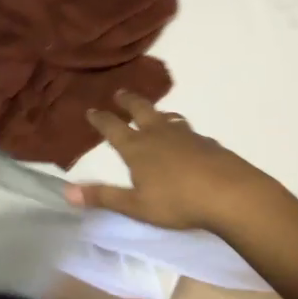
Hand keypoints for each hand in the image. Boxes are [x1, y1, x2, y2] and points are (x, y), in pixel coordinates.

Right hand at [63, 90, 279, 231]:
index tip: (91, 110)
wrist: (231, 195)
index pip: (112, 127)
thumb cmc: (178, 202)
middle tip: (120, 93)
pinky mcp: (209, 144)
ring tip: (156, 112)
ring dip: (157, 112)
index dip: (100, 118)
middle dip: (128, 101)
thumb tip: (66, 192)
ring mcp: (187, 136)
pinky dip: (181, 130)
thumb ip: (103, 197)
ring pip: (167, 117)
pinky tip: (188, 140)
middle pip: (140, 110)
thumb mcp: (136, 205)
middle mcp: (159, 134)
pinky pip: (190, 131)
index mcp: (137, 147)